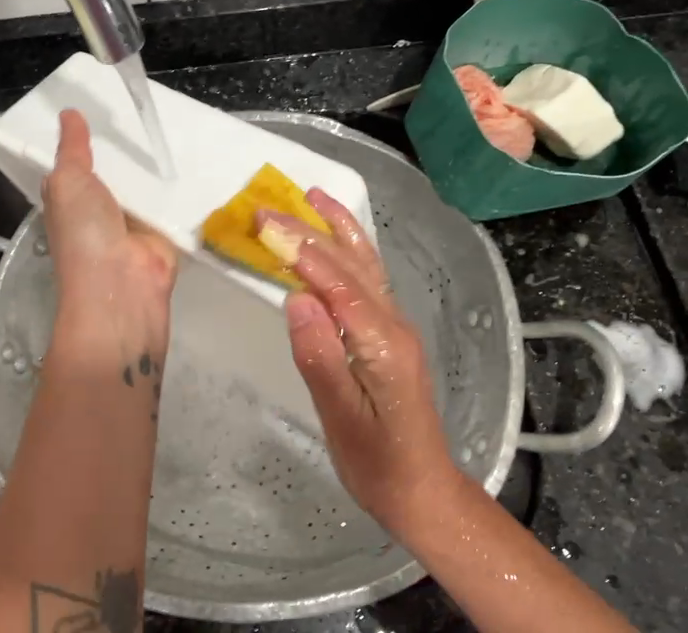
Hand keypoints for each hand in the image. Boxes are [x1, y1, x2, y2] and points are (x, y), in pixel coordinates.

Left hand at [42, 109, 178, 359]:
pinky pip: (172, 200)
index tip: (102, 105)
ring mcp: (133, 220)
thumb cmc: (83, 233)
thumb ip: (71, 148)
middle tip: (145, 105)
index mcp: (70, 199)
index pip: (76, 163)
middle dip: (127, 146)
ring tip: (177, 123)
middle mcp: (100, 209)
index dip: (85, 138)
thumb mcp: (67, 181)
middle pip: (115, 170)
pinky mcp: (164, 230)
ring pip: (144, 182)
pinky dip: (181, 185)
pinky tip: (197, 156)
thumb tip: (68, 114)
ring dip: (156, 163)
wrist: (121, 286)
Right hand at [260, 192, 459, 533]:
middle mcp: (394, 325)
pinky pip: (368, 280)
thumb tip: (296, 299)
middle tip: (267, 208)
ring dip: (337, 229)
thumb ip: (321, 358)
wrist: (422, 491)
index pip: (337, 285)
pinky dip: (348, 251)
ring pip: (365, 265)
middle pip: (350, 266)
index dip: (301, 251)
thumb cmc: (377, 464)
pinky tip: (335, 241)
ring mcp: (396, 327)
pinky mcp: (390, 335)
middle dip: (310, 231)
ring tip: (313, 197)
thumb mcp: (342, 419)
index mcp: (382, 345)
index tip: (264, 224)